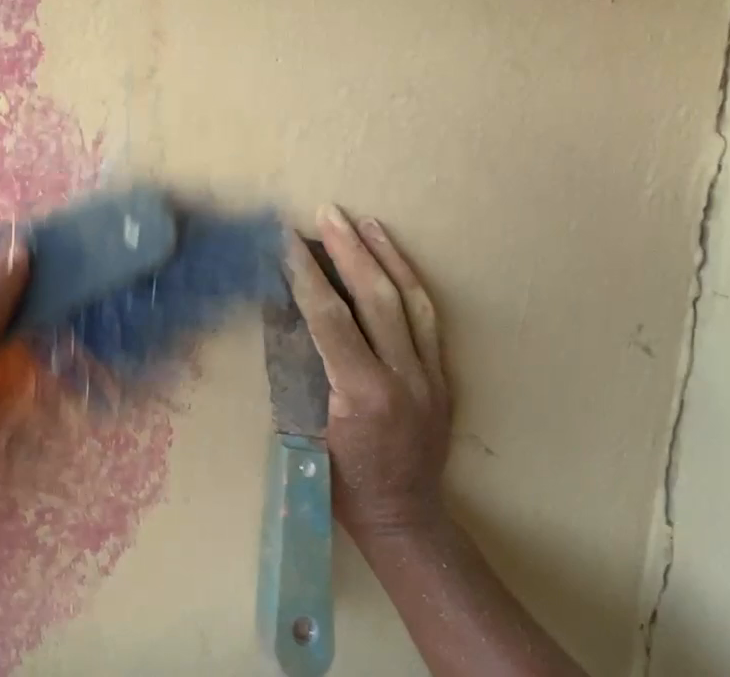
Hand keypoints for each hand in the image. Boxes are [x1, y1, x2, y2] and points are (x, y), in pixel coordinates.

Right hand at [284, 206, 449, 541]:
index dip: (304, 273)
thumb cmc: (339, 481)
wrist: (404, 518)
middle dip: (348, 249)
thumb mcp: (306, 426)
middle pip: (376, 297)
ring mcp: (431, 376)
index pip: (329, 317)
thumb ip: (302, 368)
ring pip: (411, 300)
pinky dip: (410, 282)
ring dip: (384, 255)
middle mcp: (404, 377)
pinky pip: (429, 319)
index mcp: (363, 393)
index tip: (285, 239)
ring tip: (364, 221)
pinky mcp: (444, 377)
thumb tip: (285, 312)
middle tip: (326, 212)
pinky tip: (395, 262)